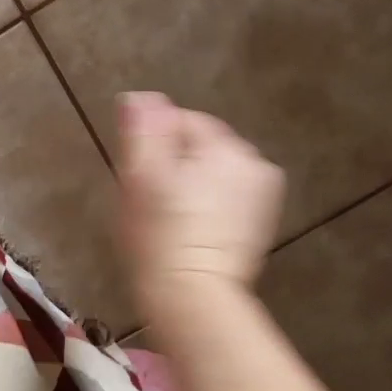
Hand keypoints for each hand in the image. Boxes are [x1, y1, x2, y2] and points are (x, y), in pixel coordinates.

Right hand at [117, 92, 284, 309]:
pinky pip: (222, 203)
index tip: (131, 173)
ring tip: (159, 216)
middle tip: (141, 197)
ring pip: (211, 176)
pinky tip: (181, 232)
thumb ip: (143, 132)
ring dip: (186, 187)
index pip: (183, 121)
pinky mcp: (257, 227)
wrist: (191, 294)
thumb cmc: (158, 234)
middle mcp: (254, 165)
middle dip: (171, 165)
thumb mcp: (140, 178)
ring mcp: (261, 199)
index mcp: (226, 148)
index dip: (150, 143)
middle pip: (200, 150)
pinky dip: (201, 210)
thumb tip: (138, 96)